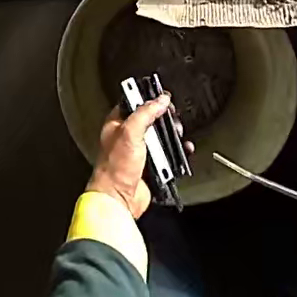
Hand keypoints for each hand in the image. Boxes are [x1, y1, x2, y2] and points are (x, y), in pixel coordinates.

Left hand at [86, 95, 173, 219]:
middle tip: (172, 119)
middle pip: (152, 120)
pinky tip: (182, 150)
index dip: (149, 98)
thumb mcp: (130, 132)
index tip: (163, 97)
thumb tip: (160, 100)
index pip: (134, 103)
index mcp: (117, 124)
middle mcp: (128, 136)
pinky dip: (176, 153)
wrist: (119, 199)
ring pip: (162, 138)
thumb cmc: (114, 168)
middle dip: (165, 119)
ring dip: (172, 137)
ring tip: (178, 135)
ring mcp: (140, 152)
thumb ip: (146, 113)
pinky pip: (168, 156)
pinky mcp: (151, 167)